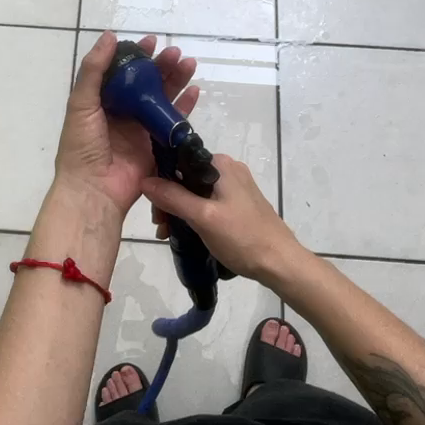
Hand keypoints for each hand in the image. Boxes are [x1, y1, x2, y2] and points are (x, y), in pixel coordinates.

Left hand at [53, 32, 199, 216]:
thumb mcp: (81, 103)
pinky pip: (174, 122)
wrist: (94, 191)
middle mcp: (123, 113)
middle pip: (146, 83)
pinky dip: (185, 106)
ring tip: (189, 63)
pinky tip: (194, 91)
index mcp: (102, 102)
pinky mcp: (157, 146)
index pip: (122, 72)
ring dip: (176, 80)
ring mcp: (141, 129)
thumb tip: (109, 36)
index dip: (136, 56)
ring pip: (163, 98)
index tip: (150, 41)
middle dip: (161, 66)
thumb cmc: (82, 146)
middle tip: (175, 52)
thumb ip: (93, 70)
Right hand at [140, 155, 304, 284]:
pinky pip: (208, 202)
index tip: (153, 207)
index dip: (161, 181)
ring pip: (196, 191)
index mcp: (220, 164)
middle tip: (161, 227)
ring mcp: (235, 186)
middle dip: (169, 200)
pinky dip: (194, 214)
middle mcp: (228, 169)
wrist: (279, 262)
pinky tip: (186, 232)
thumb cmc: (242, 237)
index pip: (180, 161)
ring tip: (169, 234)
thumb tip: (144, 180)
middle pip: (186, 178)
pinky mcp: (239, 202)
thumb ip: (173, 197)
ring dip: (179, 210)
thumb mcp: (203, 217)